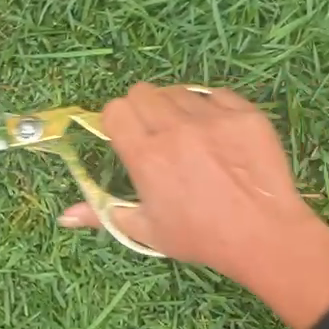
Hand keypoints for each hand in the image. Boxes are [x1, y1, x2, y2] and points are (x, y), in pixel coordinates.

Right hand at [58, 82, 328, 328]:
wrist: (264, 235)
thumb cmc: (199, 237)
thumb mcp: (146, 230)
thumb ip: (102, 215)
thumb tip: (64, 217)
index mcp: (146, 156)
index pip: (115, 110)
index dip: (116, 122)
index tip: (126, 138)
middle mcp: (175, 129)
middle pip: (142, 92)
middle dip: (142, 109)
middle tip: (154, 134)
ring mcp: (212, 118)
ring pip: (178, 90)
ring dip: (174, 107)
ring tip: (187, 134)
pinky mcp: (245, 113)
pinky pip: (216, 95)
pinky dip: (210, 108)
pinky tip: (216, 133)